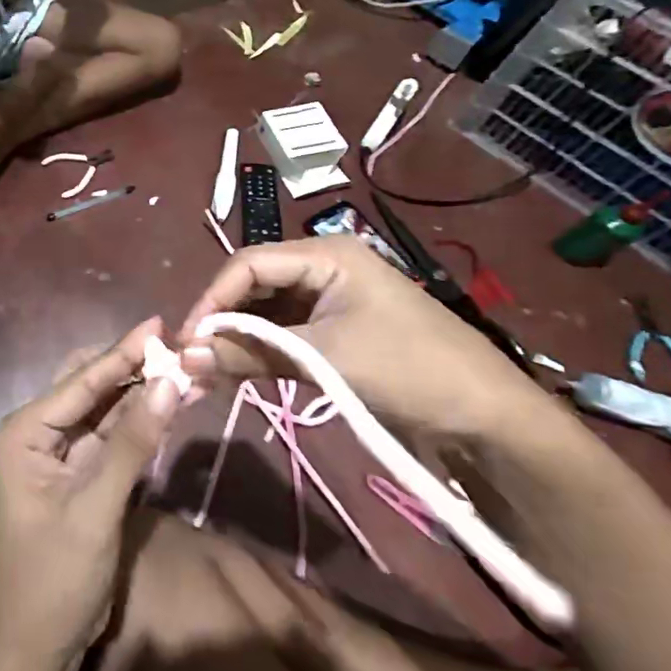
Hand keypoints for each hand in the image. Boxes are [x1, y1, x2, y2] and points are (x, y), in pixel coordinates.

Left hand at [0, 319, 183, 670]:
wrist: (39, 649)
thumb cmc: (54, 579)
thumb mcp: (94, 510)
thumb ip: (132, 444)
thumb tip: (169, 380)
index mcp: (26, 431)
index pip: (84, 379)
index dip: (125, 350)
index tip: (163, 322)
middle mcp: (42, 431)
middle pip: (95, 384)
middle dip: (137, 366)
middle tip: (183, 349)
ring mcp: (65, 450)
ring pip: (110, 406)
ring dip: (146, 390)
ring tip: (189, 368)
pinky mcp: (86, 470)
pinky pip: (118, 433)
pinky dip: (146, 419)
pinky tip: (176, 402)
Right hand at [181, 237, 551, 439]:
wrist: (484, 415)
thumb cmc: (408, 369)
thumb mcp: (325, 359)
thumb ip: (252, 353)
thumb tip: (185, 358)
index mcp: (328, 255)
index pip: (250, 263)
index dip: (213, 298)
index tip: (185, 341)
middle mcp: (327, 268)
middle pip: (258, 284)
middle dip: (224, 320)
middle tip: (192, 361)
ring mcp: (334, 301)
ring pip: (270, 312)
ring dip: (240, 339)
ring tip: (209, 372)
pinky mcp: (340, 332)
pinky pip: (289, 334)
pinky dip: (264, 353)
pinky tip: (241, 373)